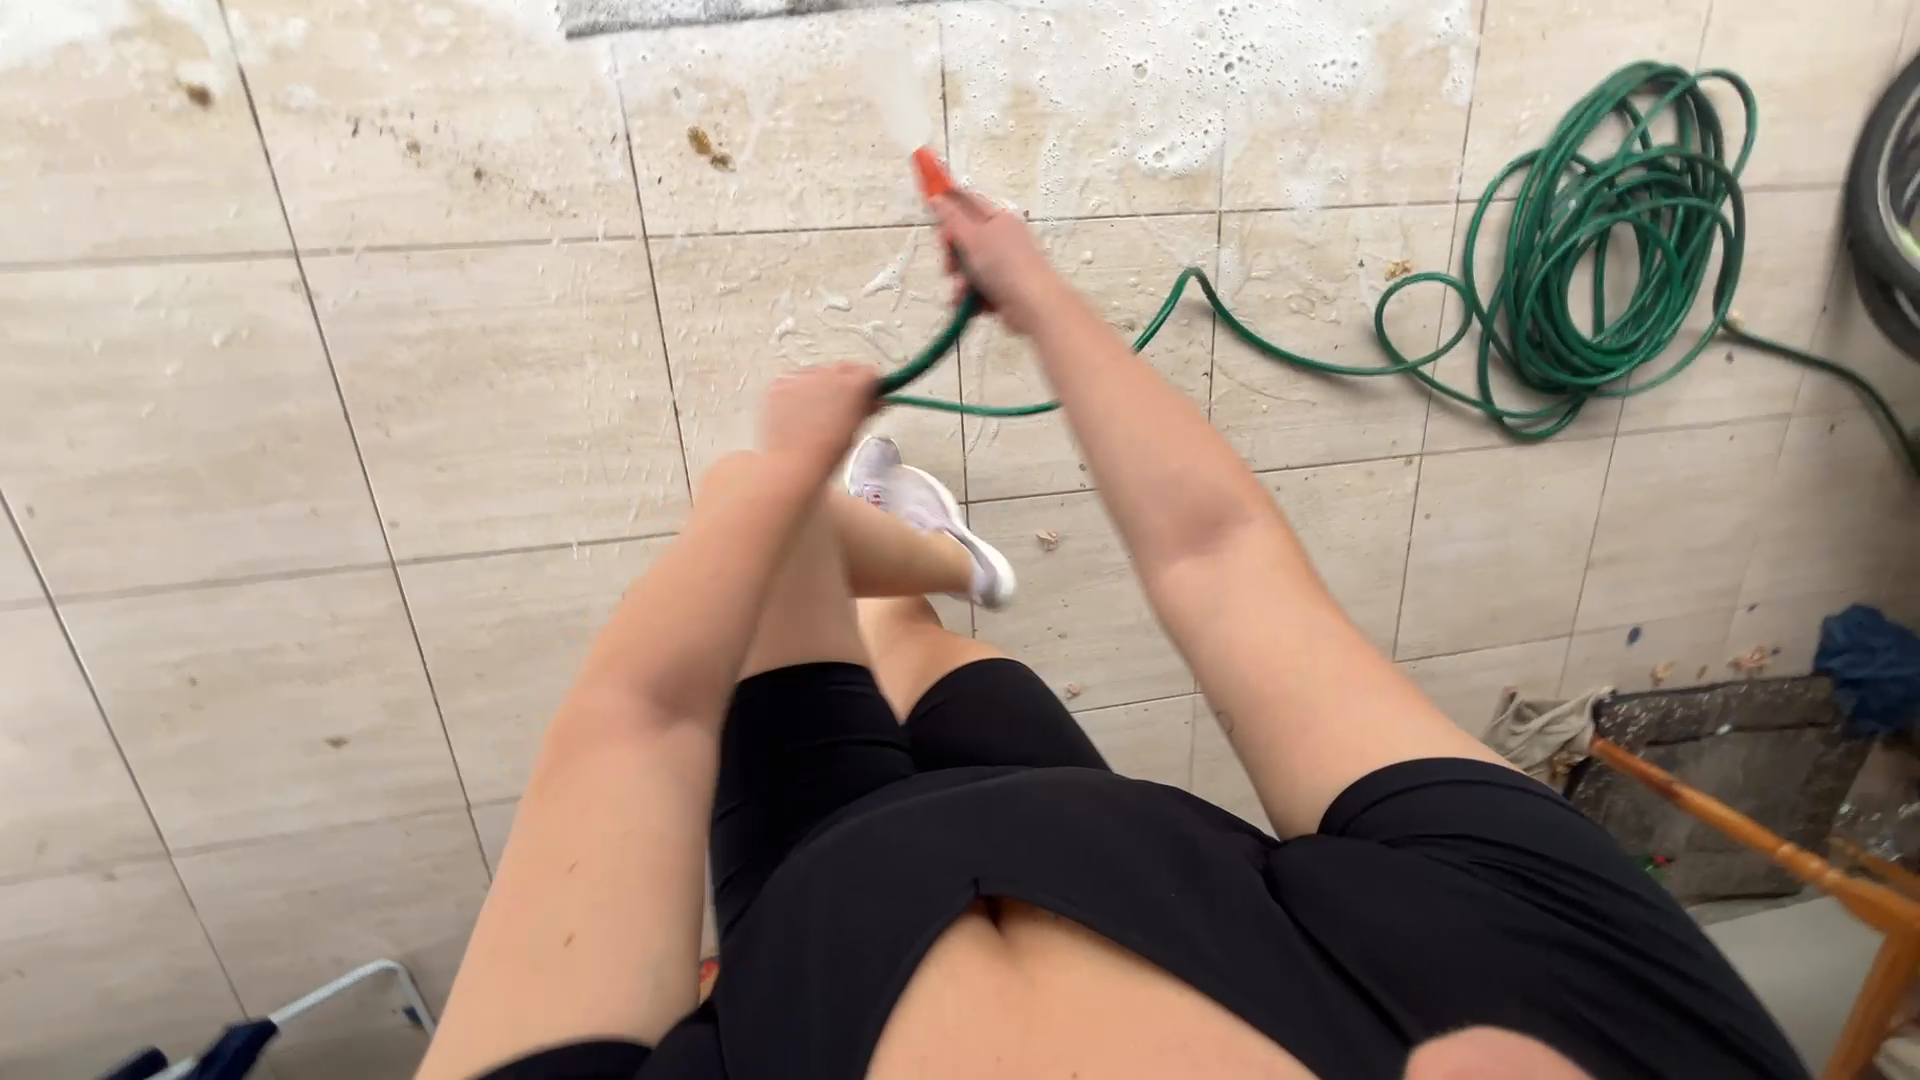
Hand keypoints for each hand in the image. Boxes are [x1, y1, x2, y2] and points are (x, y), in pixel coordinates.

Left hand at [757, 361, 879, 480]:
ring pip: (817, 373)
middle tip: (843, 403)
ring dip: (821, 385)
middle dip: (847, 381)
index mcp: (852, 386)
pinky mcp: (781, 383)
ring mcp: (802, 377)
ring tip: (816, 411)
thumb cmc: (828, 453)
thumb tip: (878, 400)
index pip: (869, 372)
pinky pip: (794, 380)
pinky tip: (798, 412)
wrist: (793, 462)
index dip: (870, 385)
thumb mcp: (856, 430)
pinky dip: (798, 391)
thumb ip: (868, 408)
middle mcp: (828, 374)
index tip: (868, 394)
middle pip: (844, 368)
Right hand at [929, 189, 1065, 336]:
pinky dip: (969, 298)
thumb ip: (951, 218)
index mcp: (997, 219)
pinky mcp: (1002, 291)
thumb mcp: (972, 237)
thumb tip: (936, 197)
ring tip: (963, 292)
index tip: (929, 207)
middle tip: (950, 266)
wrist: (1033, 306)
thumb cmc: (1003, 266)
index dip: (948, 205)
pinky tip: (968, 305)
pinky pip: (976, 290)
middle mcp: (1001, 240)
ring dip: (960, 282)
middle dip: (952, 256)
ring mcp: (1003, 266)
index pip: (967, 203)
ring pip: (967, 269)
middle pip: (964, 240)